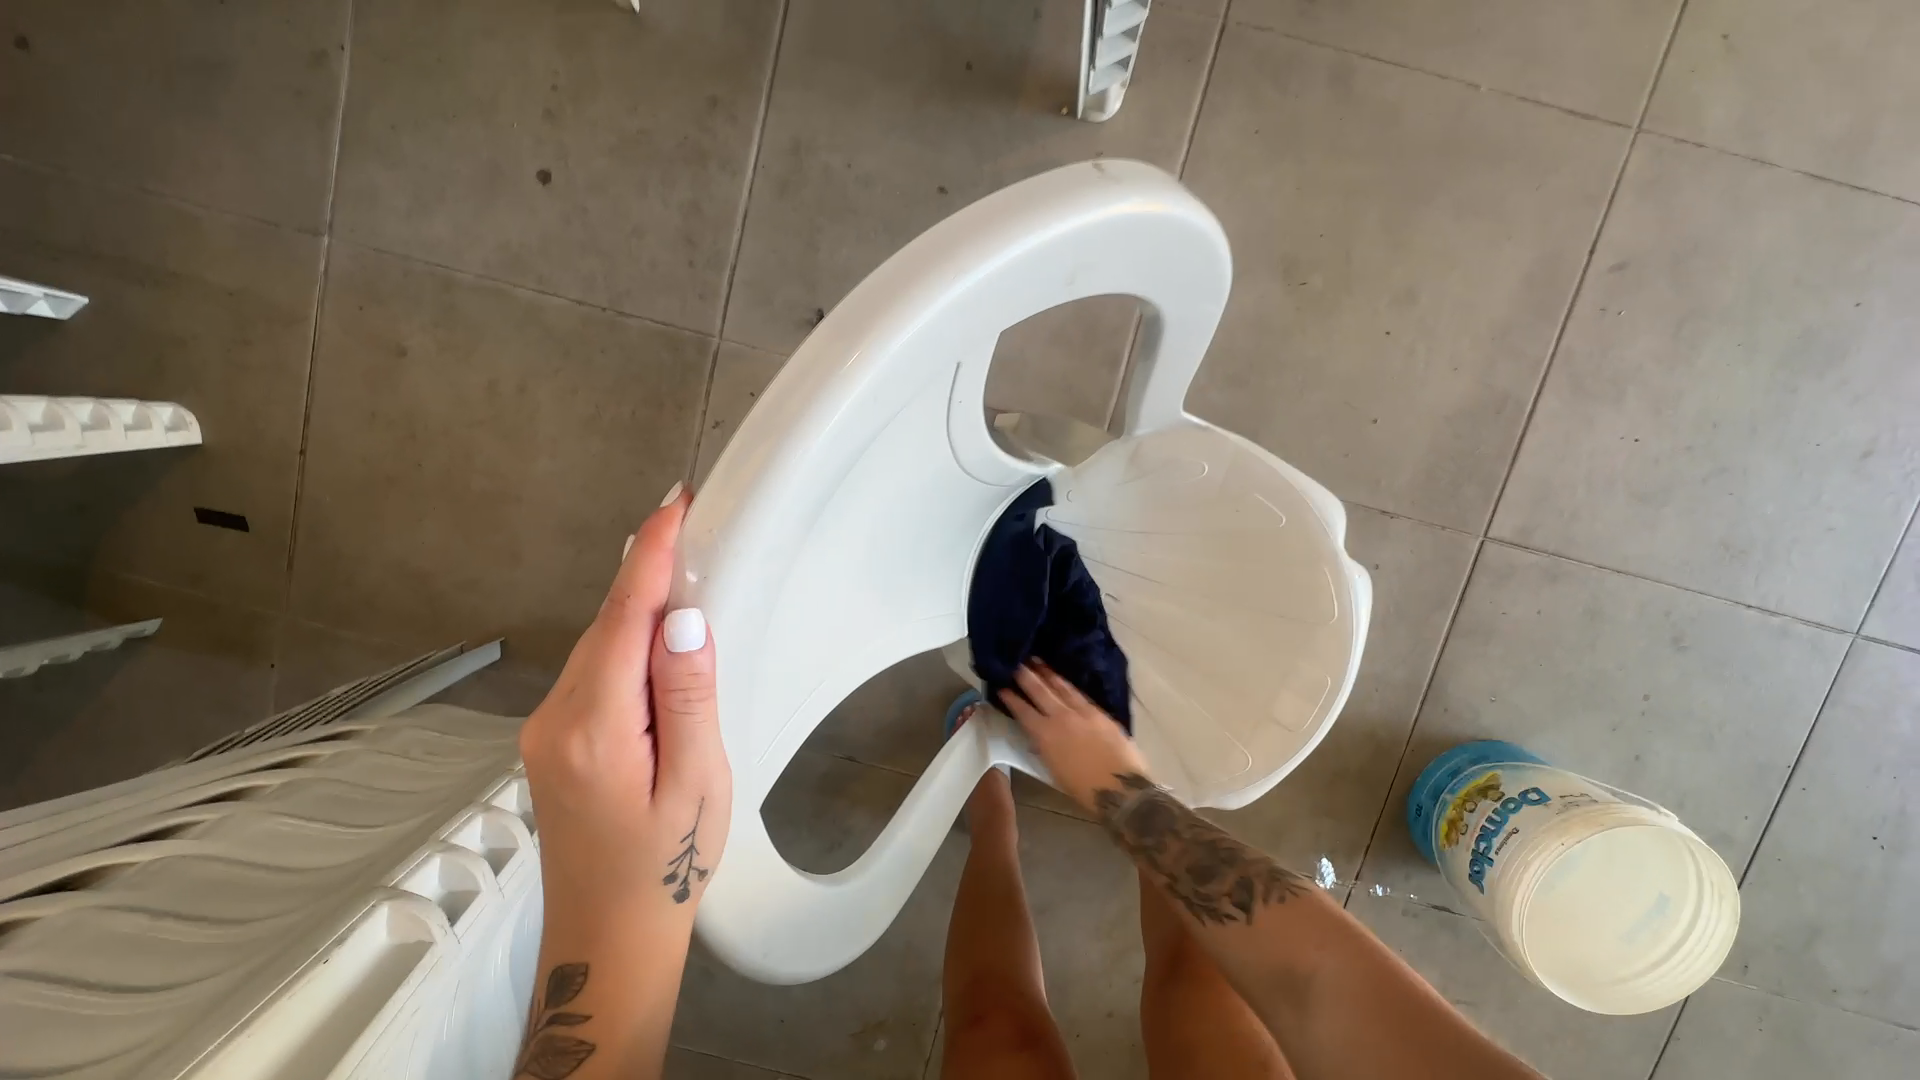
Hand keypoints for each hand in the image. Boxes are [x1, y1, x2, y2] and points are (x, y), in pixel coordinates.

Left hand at [519, 488, 731, 929]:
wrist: (609, 936)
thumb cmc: (666, 866)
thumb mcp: (696, 780)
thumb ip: (688, 696)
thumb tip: (685, 619)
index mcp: (593, 725)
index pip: (622, 617)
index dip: (650, 555)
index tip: (673, 504)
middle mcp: (555, 717)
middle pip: (609, 625)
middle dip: (651, 577)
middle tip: (698, 534)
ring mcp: (546, 729)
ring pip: (602, 648)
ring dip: (643, 613)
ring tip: (692, 588)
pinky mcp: (554, 740)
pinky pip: (597, 673)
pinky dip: (630, 648)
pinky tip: (662, 650)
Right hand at [995, 661, 1151, 815]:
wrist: (1121, 788)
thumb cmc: (1083, 789)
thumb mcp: (1054, 771)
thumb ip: (1044, 749)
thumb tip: (1038, 739)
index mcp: (1045, 735)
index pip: (1023, 711)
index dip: (1011, 698)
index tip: (1002, 687)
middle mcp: (1061, 717)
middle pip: (1040, 691)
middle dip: (1026, 675)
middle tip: (1017, 662)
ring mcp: (1082, 712)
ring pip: (1061, 687)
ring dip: (1047, 673)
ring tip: (1037, 661)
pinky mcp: (1100, 712)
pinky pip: (1079, 693)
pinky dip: (1067, 685)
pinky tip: (1063, 680)